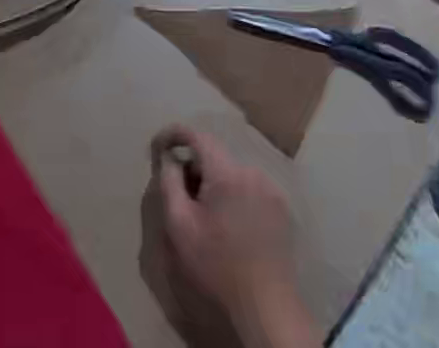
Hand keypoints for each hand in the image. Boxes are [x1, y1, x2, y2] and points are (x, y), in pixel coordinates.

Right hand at [150, 127, 297, 317]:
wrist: (264, 303)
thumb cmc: (216, 265)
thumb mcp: (179, 226)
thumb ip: (169, 184)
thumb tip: (169, 160)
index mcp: (227, 173)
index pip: (198, 136)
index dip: (174, 135)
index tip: (158, 146)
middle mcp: (252, 172)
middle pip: (215, 156)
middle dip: (195, 168)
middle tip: (181, 196)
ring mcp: (270, 188)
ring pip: (232, 171)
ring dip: (215, 182)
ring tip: (205, 216)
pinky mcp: (280, 206)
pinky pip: (249, 187)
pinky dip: (233, 194)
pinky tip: (229, 224)